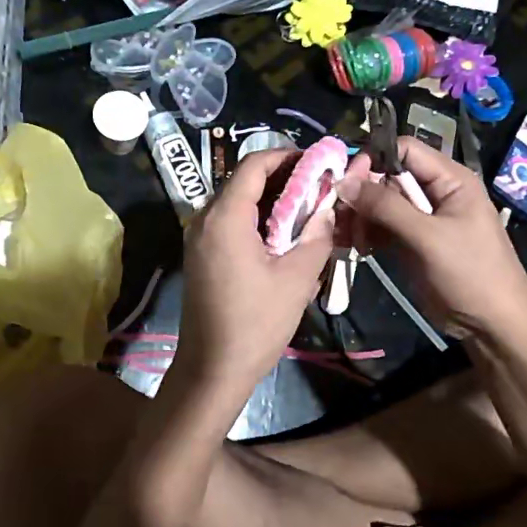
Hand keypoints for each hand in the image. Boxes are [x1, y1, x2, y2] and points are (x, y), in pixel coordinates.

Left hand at [178, 149, 335, 383]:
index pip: (254, 165)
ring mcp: (198, 239)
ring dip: (271, 200)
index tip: (318, 164)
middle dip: (282, 178)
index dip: (286, 156)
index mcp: (225, 218)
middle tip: (319, 187)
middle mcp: (205, 220)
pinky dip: (257, 219)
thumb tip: (328, 209)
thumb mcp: (297, 279)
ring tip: (307, 210)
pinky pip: (230, 223)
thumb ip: (316, 236)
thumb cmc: (256, 323)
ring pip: (237, 202)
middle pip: (243, 181)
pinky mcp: (200, 256)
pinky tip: (283, 236)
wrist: (213, 370)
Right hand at [338, 137, 526, 339]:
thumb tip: (344, 181)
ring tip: (347, 239)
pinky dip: (366, 234)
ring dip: (360, 217)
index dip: (373, 160)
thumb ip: (386, 206)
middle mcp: (435, 192)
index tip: (346, 182)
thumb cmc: (470, 274)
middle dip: (361, 194)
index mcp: (450, 179)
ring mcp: (423, 219)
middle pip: (387, 177)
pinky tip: (356, 248)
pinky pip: (383, 227)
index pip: (403, 150)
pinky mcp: (413, 242)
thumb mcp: (428, 237)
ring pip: (380, 204)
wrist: (493, 326)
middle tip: (340, 218)